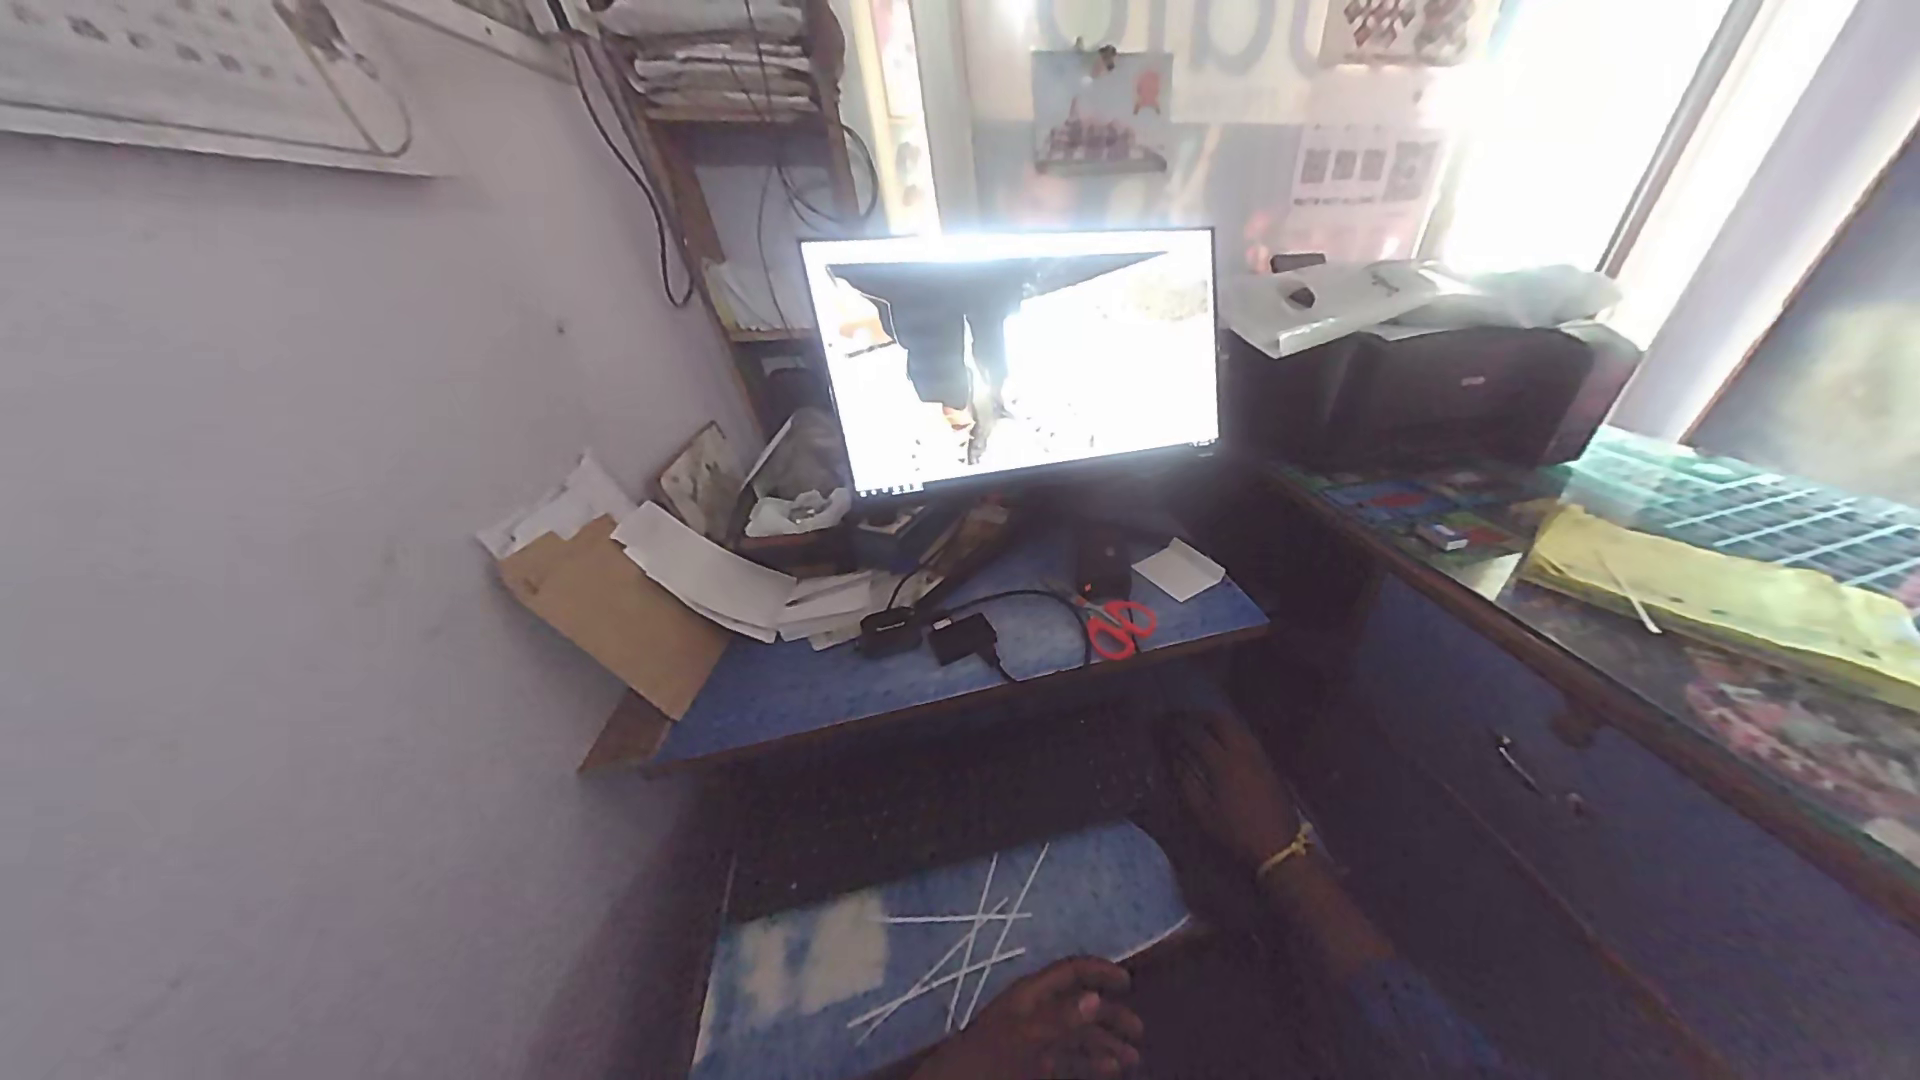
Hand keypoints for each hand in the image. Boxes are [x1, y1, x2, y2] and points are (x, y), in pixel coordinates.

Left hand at [908, 957, 1144, 1079]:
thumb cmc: (989, 1058)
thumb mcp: (1026, 1037)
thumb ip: (1061, 1019)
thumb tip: (1096, 997)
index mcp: (1032, 995)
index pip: (1070, 972)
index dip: (1099, 972)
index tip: (1128, 983)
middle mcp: (1036, 1011)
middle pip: (1079, 1004)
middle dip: (1109, 1015)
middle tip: (1139, 1033)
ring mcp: (1035, 1039)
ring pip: (1077, 1034)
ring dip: (1105, 1043)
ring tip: (1133, 1059)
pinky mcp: (1033, 1065)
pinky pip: (1068, 1058)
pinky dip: (1089, 1061)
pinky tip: (1108, 1069)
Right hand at [1169, 711, 1301, 872]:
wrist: (1281, 849)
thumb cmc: (1237, 833)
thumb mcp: (1204, 813)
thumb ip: (1186, 781)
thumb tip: (1175, 758)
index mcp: (1223, 763)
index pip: (1196, 733)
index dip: (1177, 725)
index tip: (1162, 722)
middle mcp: (1242, 752)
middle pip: (1219, 720)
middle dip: (1198, 715)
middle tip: (1182, 718)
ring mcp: (1258, 755)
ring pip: (1236, 725)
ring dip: (1215, 721)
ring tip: (1200, 726)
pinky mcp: (1268, 763)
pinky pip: (1246, 735)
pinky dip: (1229, 730)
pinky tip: (1222, 741)